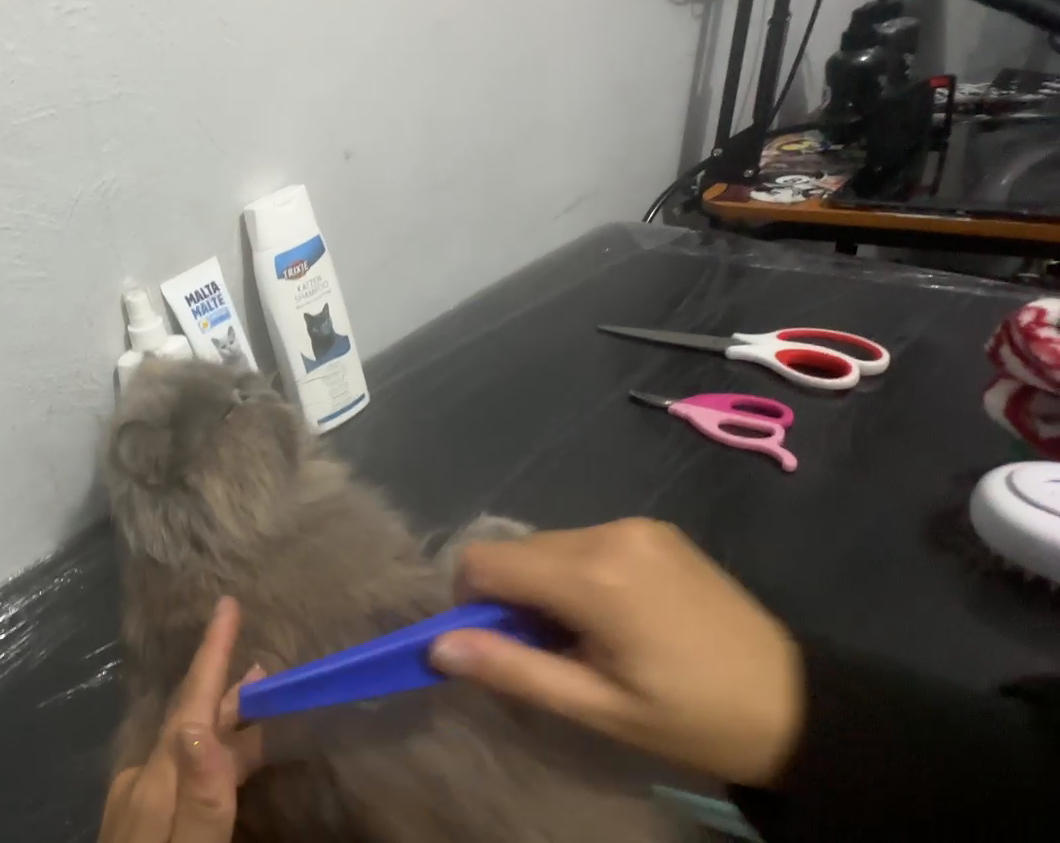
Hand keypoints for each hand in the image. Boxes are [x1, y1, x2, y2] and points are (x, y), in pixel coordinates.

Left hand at [99, 597, 264, 842]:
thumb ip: (199, 800)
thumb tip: (199, 730)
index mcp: (155, 781)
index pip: (192, 704)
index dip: (212, 653)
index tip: (227, 603)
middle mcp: (142, 779)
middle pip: (191, 719)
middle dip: (223, 686)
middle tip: (262, 664)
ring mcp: (136, 801)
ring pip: (186, 746)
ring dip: (219, 721)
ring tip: (251, 700)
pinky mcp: (140, 823)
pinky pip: (182, 770)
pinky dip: (207, 755)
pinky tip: (217, 760)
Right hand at [428, 518, 802, 786]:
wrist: (807, 708)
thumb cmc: (696, 719)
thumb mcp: (599, 709)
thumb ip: (513, 669)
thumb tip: (436, 647)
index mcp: (592, 576)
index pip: (482, 561)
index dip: (471, 600)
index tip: (502, 643)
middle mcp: (606, 533)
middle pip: (513, 552)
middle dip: (512, 597)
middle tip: (552, 649)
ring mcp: (633, 526)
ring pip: (544, 546)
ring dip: (543, 585)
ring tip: (588, 634)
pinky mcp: (651, 528)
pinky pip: (579, 541)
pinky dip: (573, 572)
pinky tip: (612, 611)